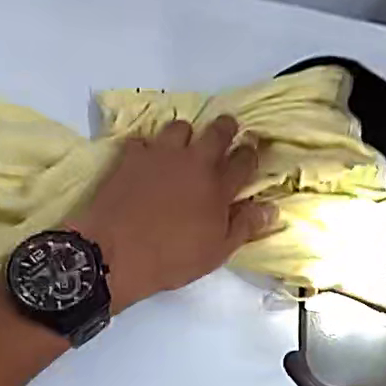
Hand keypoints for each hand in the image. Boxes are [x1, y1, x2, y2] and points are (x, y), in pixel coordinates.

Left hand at [69, 116, 275, 308]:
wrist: (114, 253)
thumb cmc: (171, 259)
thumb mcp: (216, 252)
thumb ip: (244, 227)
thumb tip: (270, 209)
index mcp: (218, 187)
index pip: (244, 160)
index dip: (252, 151)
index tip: (253, 146)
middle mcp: (194, 162)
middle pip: (217, 132)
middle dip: (226, 127)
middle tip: (226, 129)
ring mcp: (161, 155)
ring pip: (180, 127)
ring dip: (186, 134)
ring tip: (182, 146)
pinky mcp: (131, 156)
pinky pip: (143, 140)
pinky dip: (148, 147)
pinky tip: (145, 161)